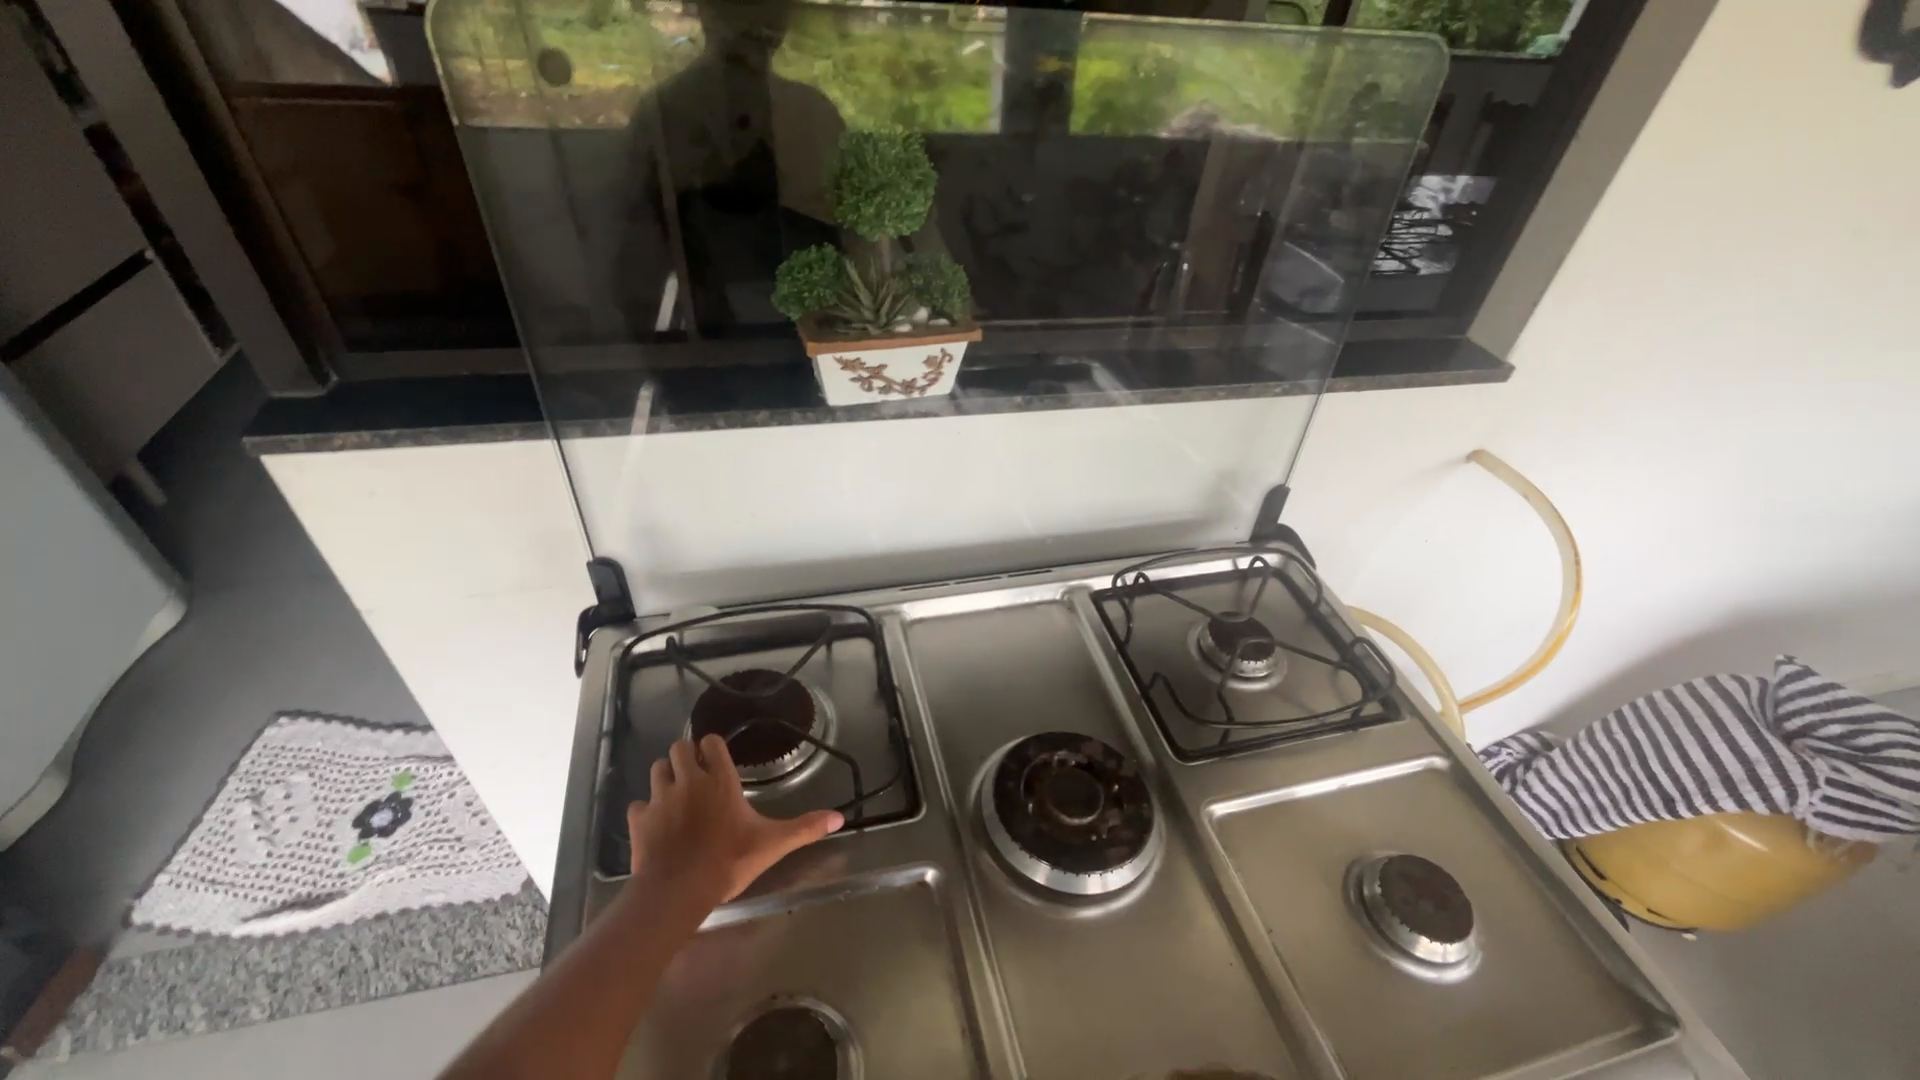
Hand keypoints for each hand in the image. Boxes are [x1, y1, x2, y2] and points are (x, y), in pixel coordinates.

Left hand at [626, 735, 842, 906]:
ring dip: (665, 775)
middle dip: (686, 756)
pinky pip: (638, 805)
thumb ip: (804, 828)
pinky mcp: (639, 820)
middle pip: (678, 747)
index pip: (710, 743)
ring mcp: (659, 799)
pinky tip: (655, 823)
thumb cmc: (729, 862)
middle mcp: (688, 781)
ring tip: (676, 792)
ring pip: (656, 769)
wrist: (678, 890)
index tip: (718, 760)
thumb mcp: (772, 845)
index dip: (713, 748)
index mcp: (719, 781)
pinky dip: (645, 810)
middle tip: (696, 774)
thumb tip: (839, 818)